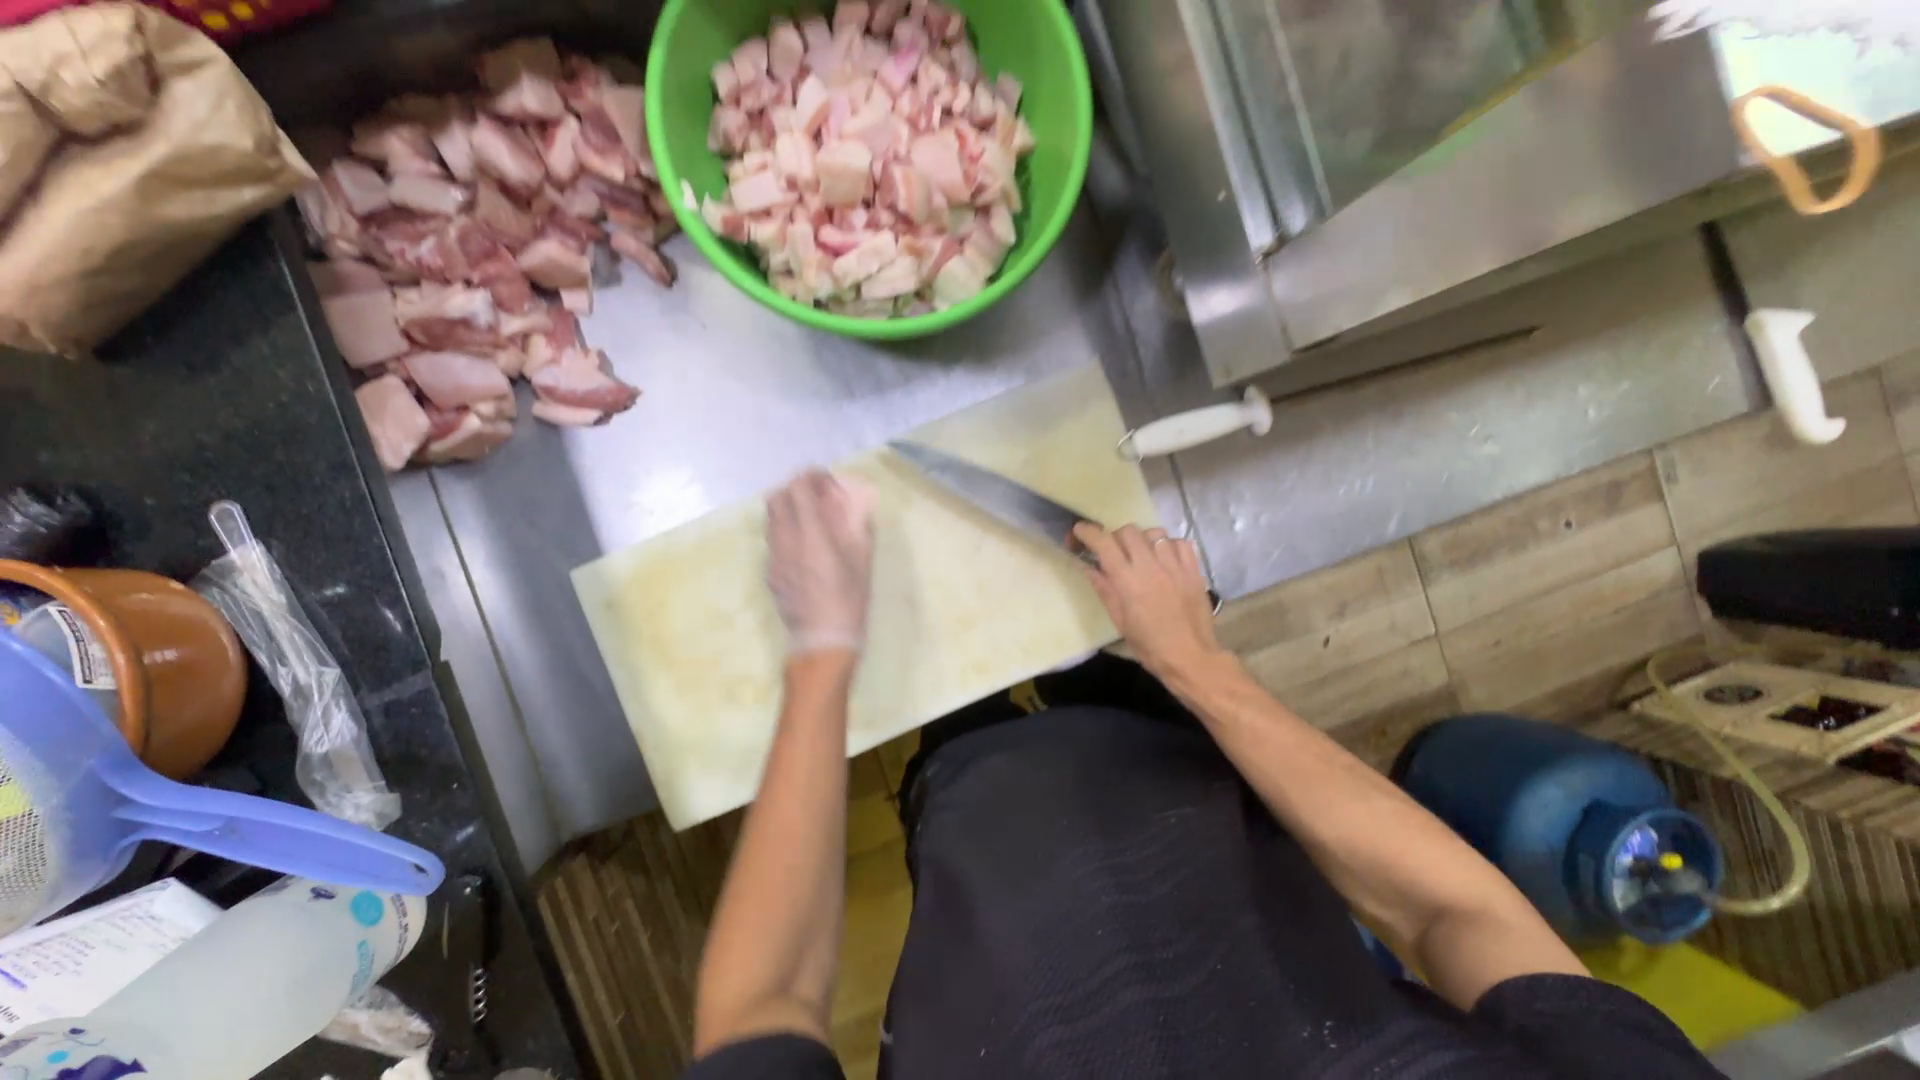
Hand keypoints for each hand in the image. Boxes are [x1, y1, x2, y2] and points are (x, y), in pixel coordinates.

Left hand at [766, 469, 876, 655]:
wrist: (823, 638)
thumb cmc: (850, 598)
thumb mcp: (863, 559)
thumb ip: (857, 525)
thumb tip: (853, 503)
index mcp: (811, 534)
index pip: (798, 489)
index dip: (809, 476)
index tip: (824, 479)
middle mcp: (786, 540)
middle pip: (777, 498)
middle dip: (795, 488)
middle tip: (815, 495)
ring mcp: (774, 557)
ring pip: (771, 519)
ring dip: (787, 509)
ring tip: (808, 518)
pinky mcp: (770, 572)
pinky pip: (773, 540)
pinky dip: (785, 531)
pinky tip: (803, 545)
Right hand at [1073, 523, 1223, 678]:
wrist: (1190, 657)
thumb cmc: (1149, 645)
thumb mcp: (1119, 620)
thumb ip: (1104, 588)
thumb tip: (1088, 566)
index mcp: (1128, 582)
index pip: (1104, 543)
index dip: (1088, 532)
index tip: (1080, 531)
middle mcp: (1151, 567)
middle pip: (1128, 531)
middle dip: (1116, 537)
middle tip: (1115, 552)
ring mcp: (1175, 566)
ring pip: (1155, 533)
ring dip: (1143, 540)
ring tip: (1143, 556)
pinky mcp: (1194, 570)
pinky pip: (1180, 542)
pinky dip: (1169, 546)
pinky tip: (1166, 560)